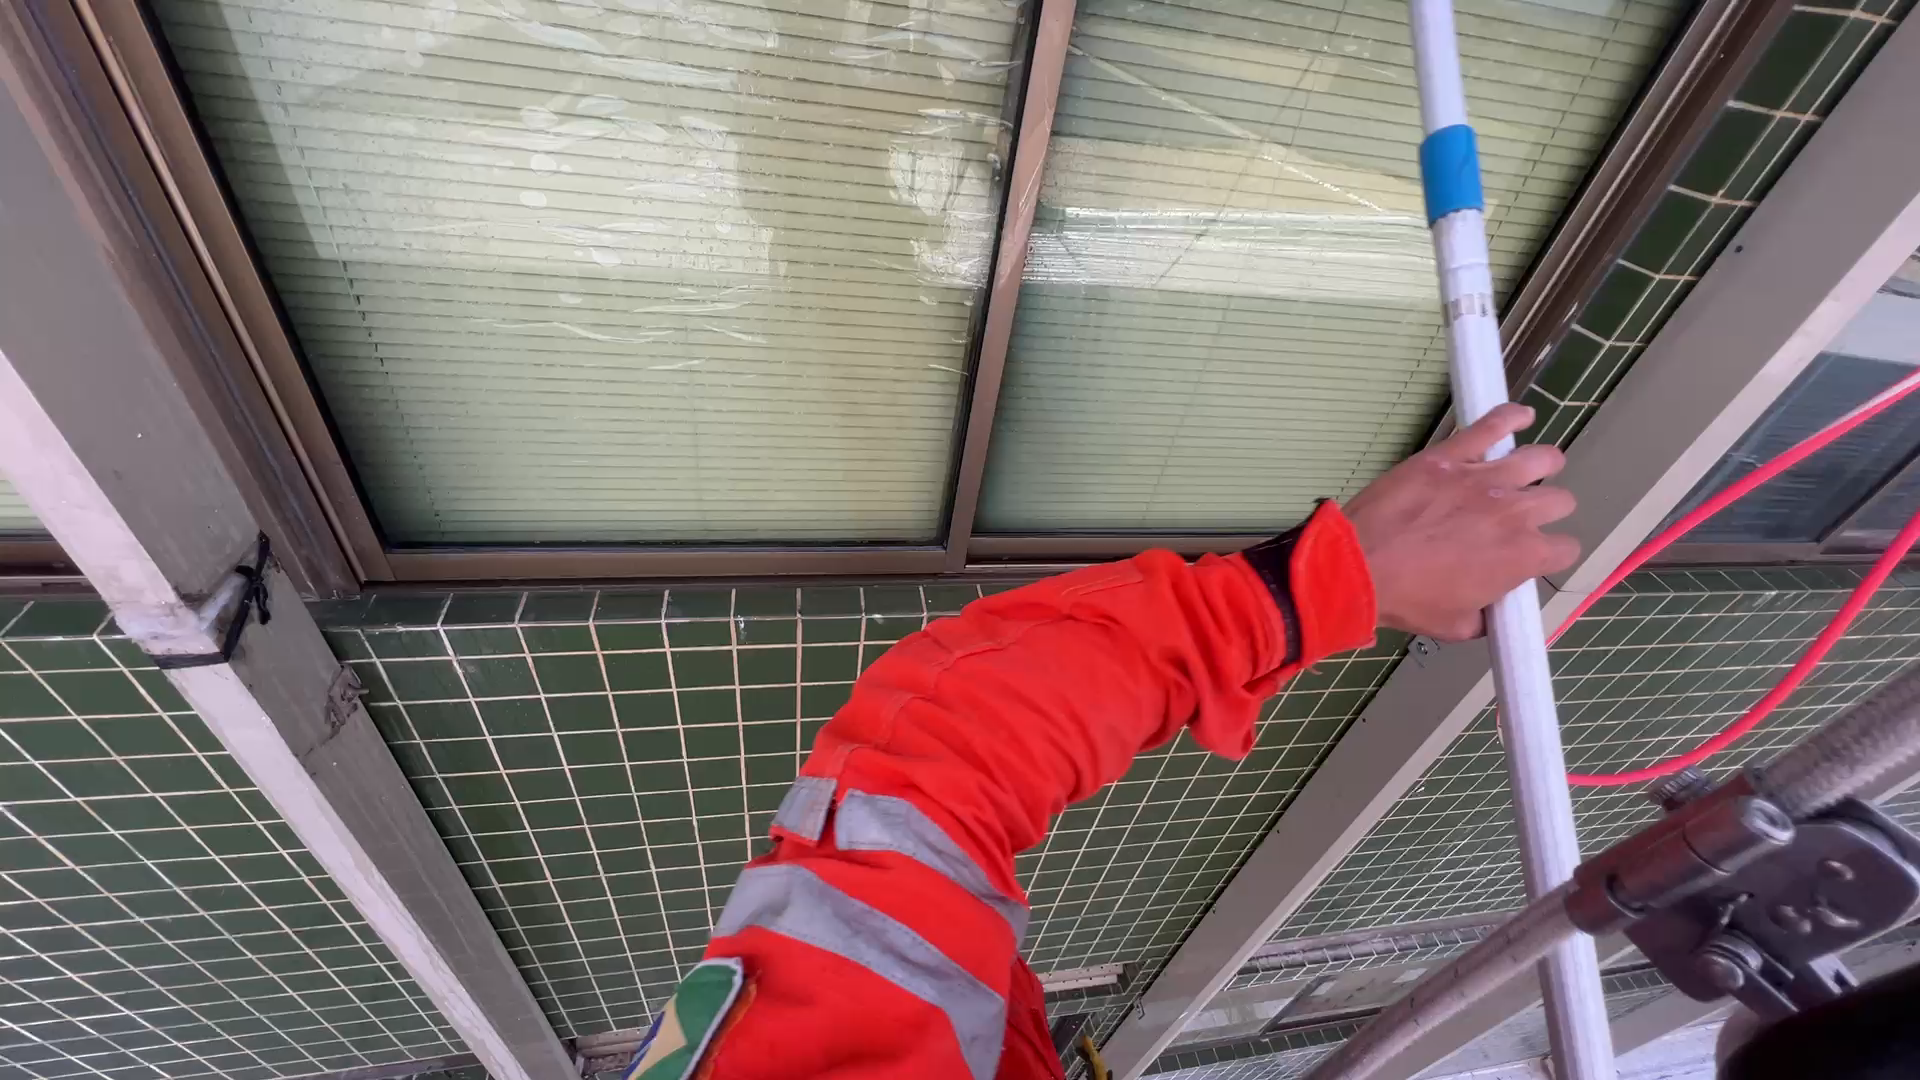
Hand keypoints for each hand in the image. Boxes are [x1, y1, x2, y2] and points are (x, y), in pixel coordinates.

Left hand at [1343, 404, 1578, 640]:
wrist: (1356, 565)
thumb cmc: (1404, 599)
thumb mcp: (1456, 625)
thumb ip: (1486, 613)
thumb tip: (1490, 606)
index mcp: (1524, 555)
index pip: (1564, 548)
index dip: (1545, 553)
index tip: (1524, 553)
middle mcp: (1515, 511)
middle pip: (1557, 501)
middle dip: (1542, 511)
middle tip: (1514, 516)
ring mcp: (1482, 478)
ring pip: (1540, 460)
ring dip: (1539, 467)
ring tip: (1525, 471)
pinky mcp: (1447, 457)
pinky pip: (1492, 425)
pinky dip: (1510, 418)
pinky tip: (1518, 418)